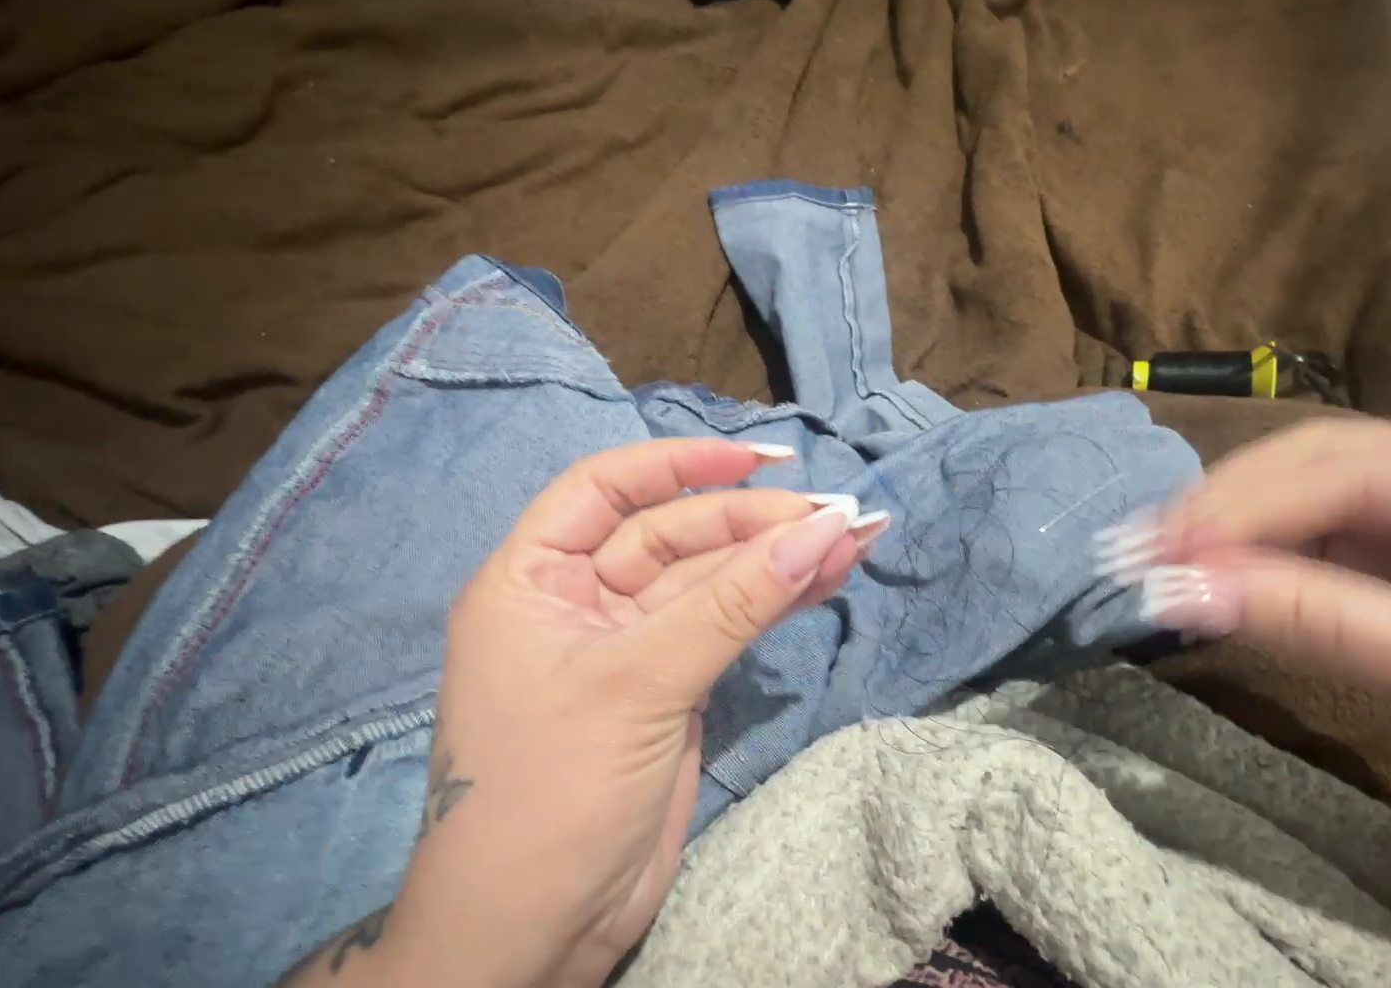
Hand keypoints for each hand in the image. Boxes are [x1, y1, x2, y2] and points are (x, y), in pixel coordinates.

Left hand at [289, 439, 884, 987]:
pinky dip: (777, 602)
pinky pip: (729, 624)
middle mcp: (582, 598)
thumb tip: (821, 529)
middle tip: (837, 514)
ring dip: (780, 559)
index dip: (680, 464)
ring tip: (856, 537)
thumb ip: (733, 603)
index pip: (606, 488)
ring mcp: (634, 642)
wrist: (542, 928)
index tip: (759, 461)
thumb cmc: (553, 791)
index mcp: (534, 578)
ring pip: (714, 580)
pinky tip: (828, 578)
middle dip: (755, 522)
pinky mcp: (673, 682)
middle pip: (676, 533)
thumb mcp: (639, 684)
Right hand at [1110, 418, 1390, 863]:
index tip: (1155, 548)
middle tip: (1138, 546)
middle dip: (1224, 503)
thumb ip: (1304, 617)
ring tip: (1157, 553)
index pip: (1348, 470)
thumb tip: (1170, 590)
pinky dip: (1256, 547)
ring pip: (1308, 485)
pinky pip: (1316, 526)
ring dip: (1229, 519)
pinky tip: (1212, 565)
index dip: (1241, 506)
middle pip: (1320, 458)